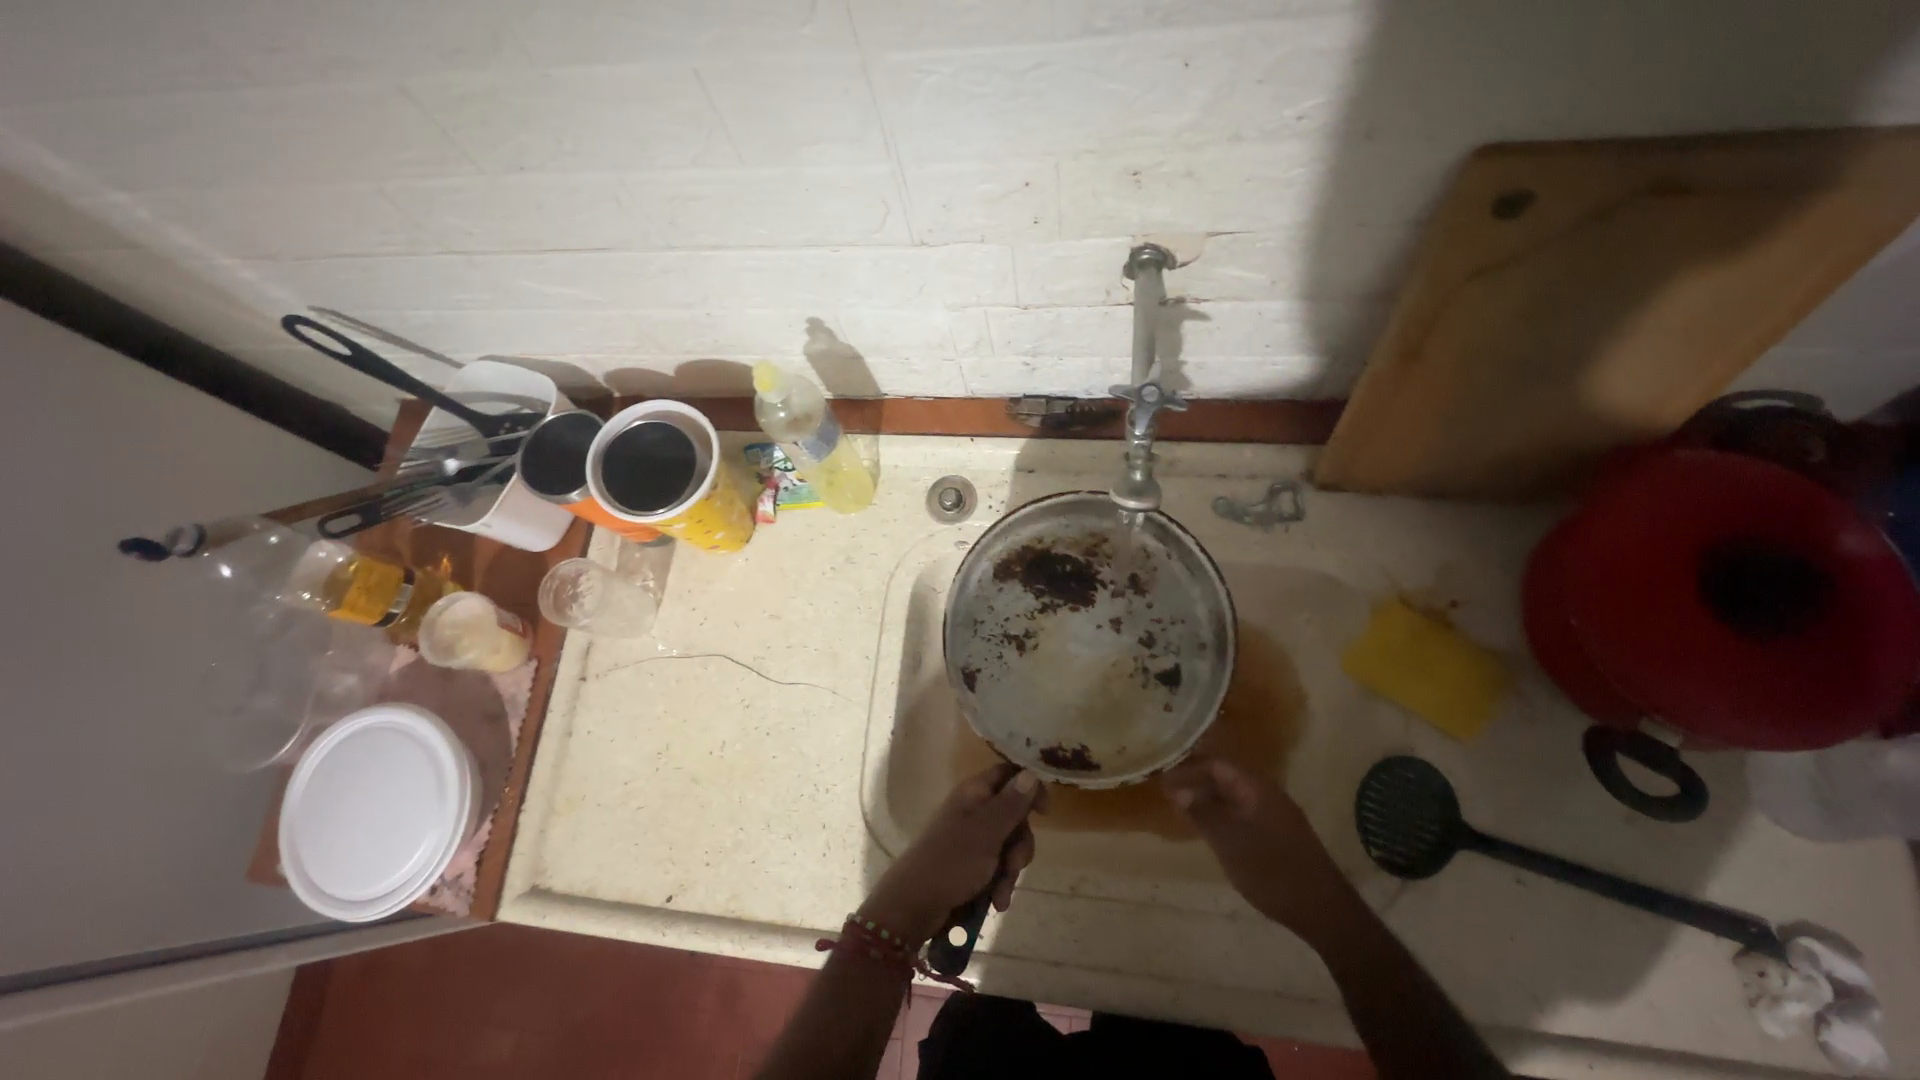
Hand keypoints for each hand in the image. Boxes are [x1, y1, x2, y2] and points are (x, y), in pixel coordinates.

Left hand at [859, 764, 1047, 943]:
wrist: (914, 906)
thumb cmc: (951, 862)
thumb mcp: (987, 832)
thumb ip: (1011, 804)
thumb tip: (1031, 772)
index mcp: (974, 794)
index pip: (1008, 774)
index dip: (1029, 787)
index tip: (1044, 812)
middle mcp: (974, 811)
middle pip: (1015, 816)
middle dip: (1020, 845)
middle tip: (1014, 864)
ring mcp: (972, 839)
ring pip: (1009, 846)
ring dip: (1010, 871)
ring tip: (999, 893)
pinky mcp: (971, 864)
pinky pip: (997, 867)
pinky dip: (1000, 884)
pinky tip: (996, 902)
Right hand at [1160, 757, 1355, 938]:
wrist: (1323, 910)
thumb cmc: (1272, 871)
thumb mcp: (1230, 842)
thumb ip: (1203, 813)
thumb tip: (1178, 789)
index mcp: (1257, 789)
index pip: (1217, 764)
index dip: (1188, 769)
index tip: (1163, 780)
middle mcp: (1268, 795)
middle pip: (1227, 778)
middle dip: (1197, 782)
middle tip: (1168, 794)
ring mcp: (1276, 816)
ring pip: (1235, 798)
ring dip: (1209, 800)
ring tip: (1183, 811)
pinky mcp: (1280, 836)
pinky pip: (1244, 814)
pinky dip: (1223, 816)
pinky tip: (1211, 832)